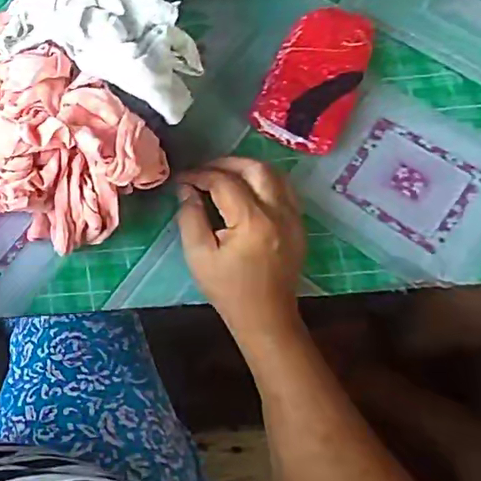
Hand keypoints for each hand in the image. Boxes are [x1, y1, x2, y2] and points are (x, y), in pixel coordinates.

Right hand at [177, 156, 307, 335]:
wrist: (266, 317)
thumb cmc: (228, 289)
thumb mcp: (198, 255)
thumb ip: (190, 217)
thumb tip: (186, 189)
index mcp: (252, 221)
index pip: (223, 182)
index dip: (199, 175)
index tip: (181, 180)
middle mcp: (279, 212)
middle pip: (255, 168)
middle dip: (225, 163)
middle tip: (202, 171)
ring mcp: (293, 217)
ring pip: (274, 174)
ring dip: (246, 168)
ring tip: (222, 175)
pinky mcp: (298, 224)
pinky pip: (284, 189)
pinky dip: (262, 181)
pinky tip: (244, 189)